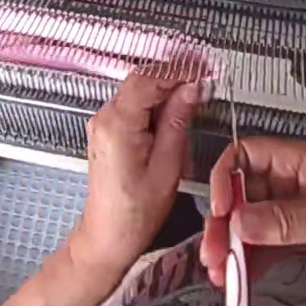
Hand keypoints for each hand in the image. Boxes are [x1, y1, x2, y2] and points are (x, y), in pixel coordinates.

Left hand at [69, 75, 200, 275]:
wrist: (108, 235)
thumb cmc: (135, 211)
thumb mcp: (168, 164)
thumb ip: (178, 120)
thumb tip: (191, 89)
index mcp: (118, 124)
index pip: (148, 79)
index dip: (177, 70)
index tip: (200, 70)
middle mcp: (105, 118)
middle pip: (141, 80)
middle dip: (173, 77)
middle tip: (202, 80)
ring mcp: (103, 123)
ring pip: (137, 90)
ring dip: (165, 89)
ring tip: (192, 97)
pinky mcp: (107, 130)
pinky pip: (132, 104)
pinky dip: (154, 102)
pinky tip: (173, 112)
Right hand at [198, 136, 305, 288]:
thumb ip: (285, 219)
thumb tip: (240, 220)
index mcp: (300, 161)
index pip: (247, 155)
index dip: (225, 178)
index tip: (218, 208)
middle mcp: (293, 182)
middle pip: (242, 193)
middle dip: (223, 222)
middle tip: (215, 253)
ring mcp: (297, 210)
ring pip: (250, 222)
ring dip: (233, 247)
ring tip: (223, 274)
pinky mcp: (303, 236)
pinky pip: (266, 245)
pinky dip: (251, 261)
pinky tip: (242, 279)